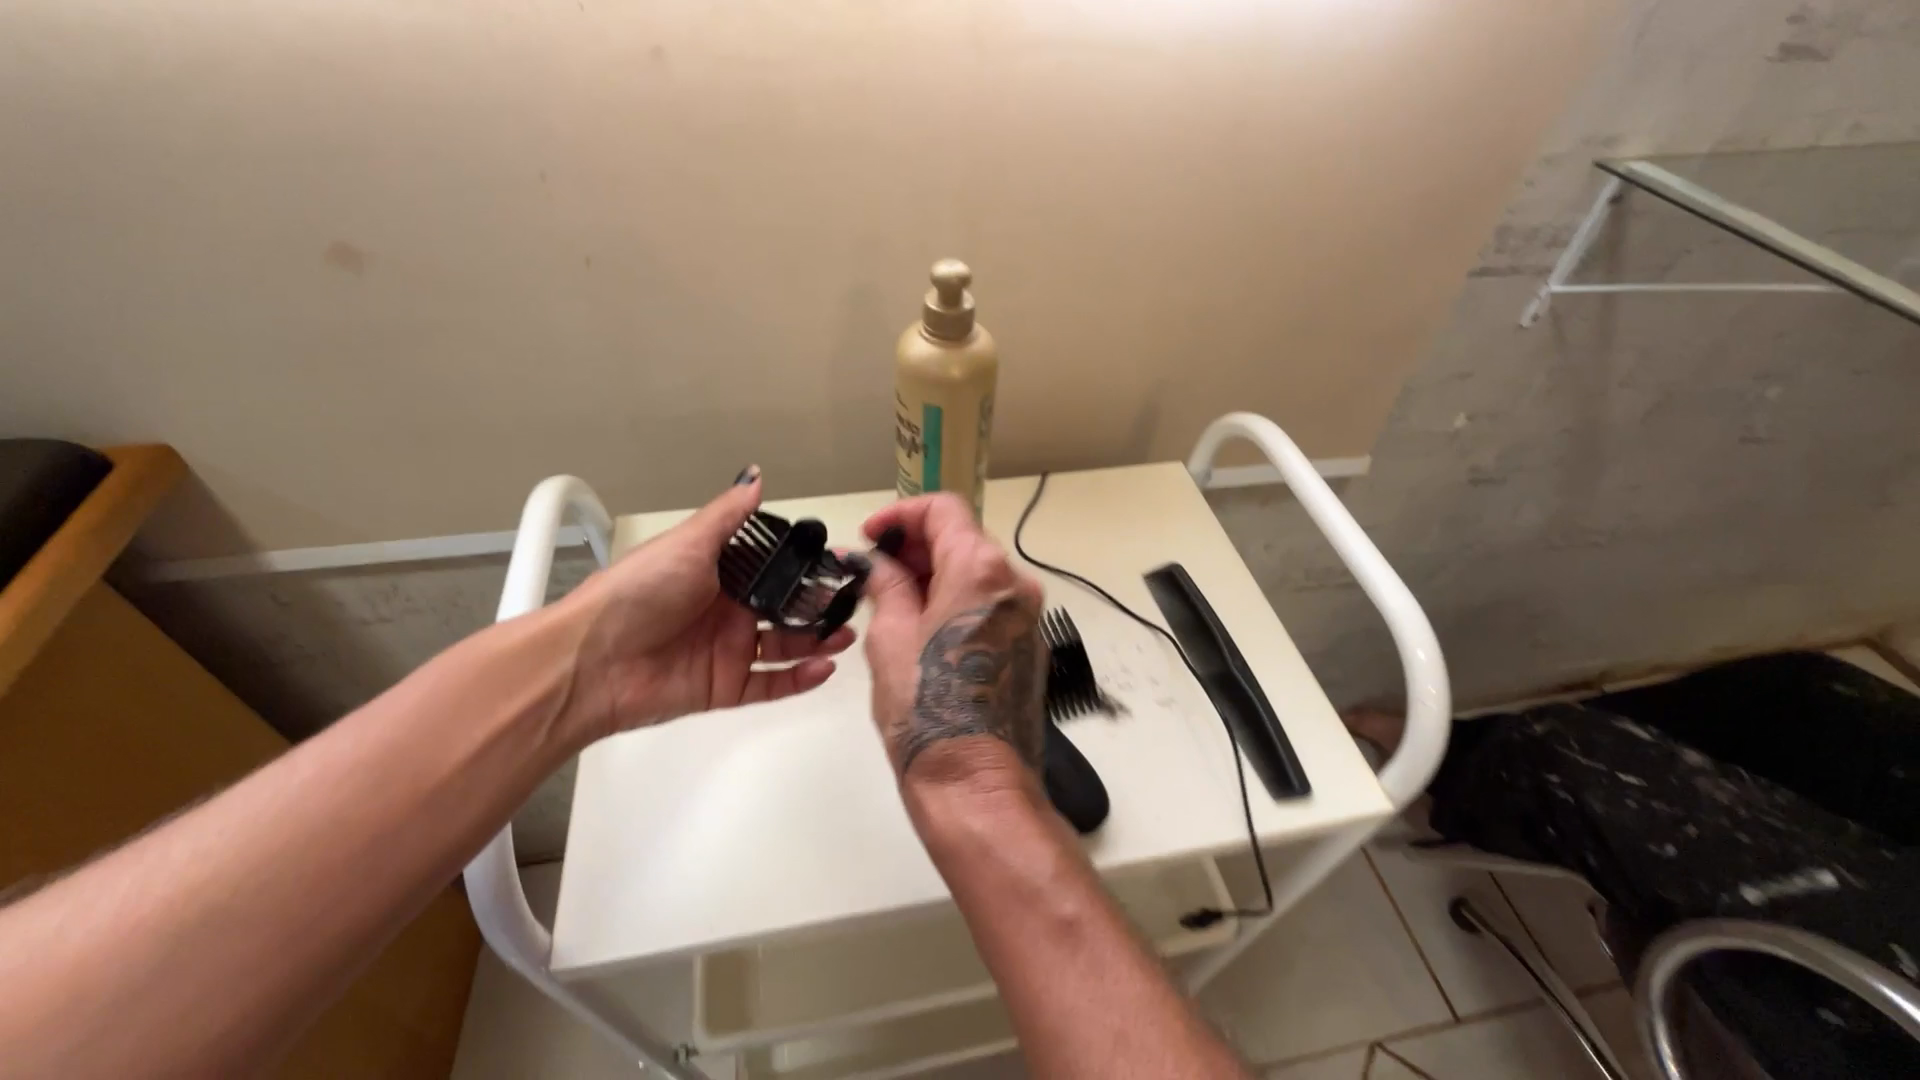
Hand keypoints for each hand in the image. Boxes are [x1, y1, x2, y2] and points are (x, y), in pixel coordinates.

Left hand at [554, 466, 855, 742]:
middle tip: (855, 604)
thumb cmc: (640, 592)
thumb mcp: (687, 544)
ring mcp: (728, 651)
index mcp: (719, 574)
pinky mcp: (725, 688)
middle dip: (820, 607)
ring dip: (818, 641)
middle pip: (785, 609)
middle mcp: (728, 611)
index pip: (773, 569)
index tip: (841, 564)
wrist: (591, 660)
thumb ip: (728, 516)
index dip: (806, 568)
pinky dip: (799, 679)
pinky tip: (825, 667)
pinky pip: (771, 684)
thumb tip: (757, 474)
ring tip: (847, 635)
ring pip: (785, 647)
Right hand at [860, 494, 1046, 788]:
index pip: (944, 509)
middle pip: (963, 538)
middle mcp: (1015, 584)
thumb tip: (877, 563)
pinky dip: (955, 603)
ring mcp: (1027, 617)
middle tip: (873, 573)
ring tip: (890, 605)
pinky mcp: (1027, 646)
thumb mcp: (890, 638)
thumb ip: (886, 585)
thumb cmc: (927, 710)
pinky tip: (921, 632)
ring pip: (976, 574)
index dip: (901, 515)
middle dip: (914, 547)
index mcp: (981, 569)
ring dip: (933, 576)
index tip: (871, 537)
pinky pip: (988, 606)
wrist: (976, 784)